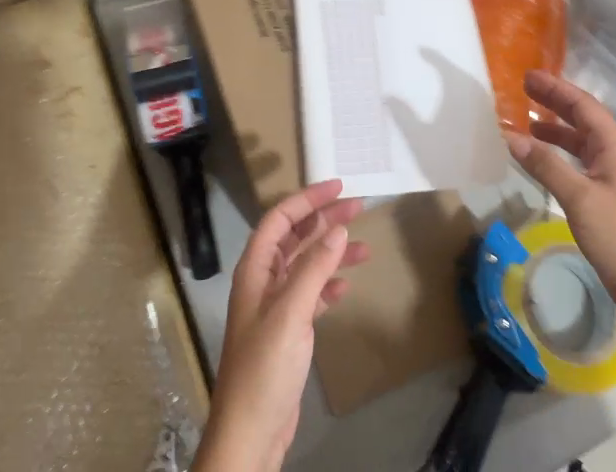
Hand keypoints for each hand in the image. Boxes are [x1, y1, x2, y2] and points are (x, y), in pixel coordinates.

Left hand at [196, 180, 370, 471]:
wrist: (250, 429)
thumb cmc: (265, 367)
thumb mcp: (291, 313)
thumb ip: (314, 269)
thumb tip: (338, 228)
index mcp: (254, 270)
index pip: (279, 220)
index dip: (306, 199)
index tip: (338, 186)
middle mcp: (262, 282)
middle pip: (294, 238)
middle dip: (324, 220)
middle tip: (359, 206)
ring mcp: (274, 307)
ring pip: (305, 265)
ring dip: (332, 252)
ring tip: (365, 247)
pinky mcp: (287, 331)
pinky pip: (310, 294)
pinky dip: (329, 285)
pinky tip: (347, 285)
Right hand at [504, 71, 615, 315]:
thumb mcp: (579, 199)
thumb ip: (546, 165)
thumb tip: (511, 136)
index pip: (584, 107)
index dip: (557, 90)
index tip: (528, 77)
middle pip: (584, 121)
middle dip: (555, 104)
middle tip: (524, 90)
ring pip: (583, 144)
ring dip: (557, 131)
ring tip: (527, 122)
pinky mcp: (611, 200)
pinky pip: (582, 165)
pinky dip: (560, 156)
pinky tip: (544, 163)